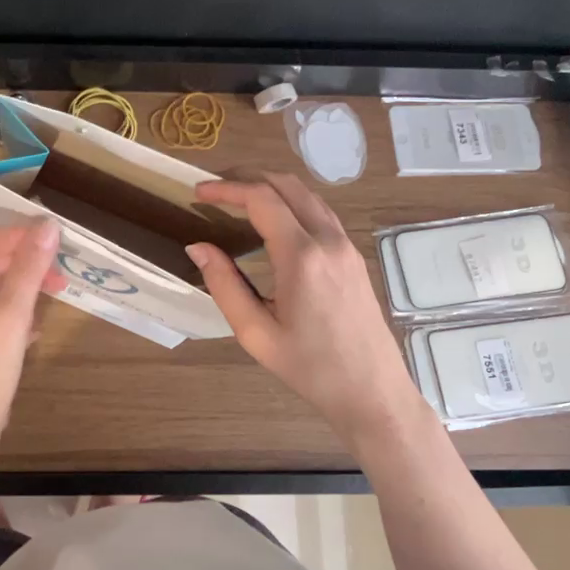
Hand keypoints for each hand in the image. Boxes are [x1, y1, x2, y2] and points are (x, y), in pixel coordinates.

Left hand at [0, 221, 62, 466]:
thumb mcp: (11, 316)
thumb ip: (29, 268)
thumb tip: (49, 225)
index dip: (19, 236)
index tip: (56, 236)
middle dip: (23, 264)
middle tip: (61, 267)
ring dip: (21, 287)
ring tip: (55, 290)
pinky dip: (11, 310)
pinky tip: (35, 325)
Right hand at [187, 174, 424, 446]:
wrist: (372, 392)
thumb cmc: (310, 369)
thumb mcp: (256, 333)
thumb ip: (224, 285)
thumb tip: (197, 247)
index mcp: (302, 257)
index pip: (261, 199)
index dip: (226, 188)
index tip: (198, 192)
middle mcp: (328, 241)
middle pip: (286, 184)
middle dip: (247, 177)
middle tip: (214, 188)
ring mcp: (346, 246)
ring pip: (306, 194)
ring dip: (270, 186)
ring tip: (237, 197)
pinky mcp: (353, 256)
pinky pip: (319, 211)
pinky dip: (290, 201)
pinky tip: (271, 219)